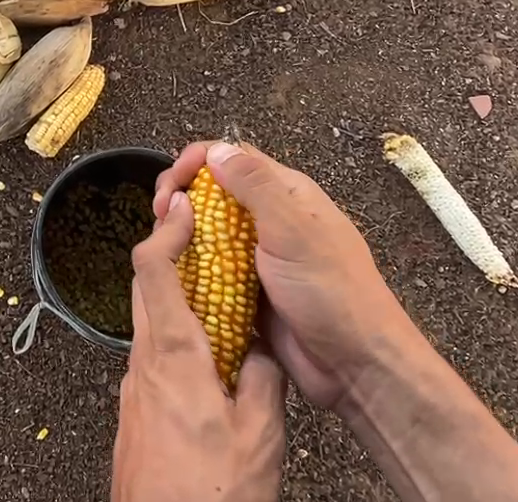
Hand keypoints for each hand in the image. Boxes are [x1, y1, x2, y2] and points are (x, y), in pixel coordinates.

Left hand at [113, 188, 286, 501]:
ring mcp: (133, 385)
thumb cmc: (211, 495)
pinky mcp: (134, 409)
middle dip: (167, 254)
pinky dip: (171, 336)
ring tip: (212, 298)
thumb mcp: (260, 437)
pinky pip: (150, 354)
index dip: (166, 229)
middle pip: (144, 286)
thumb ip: (262, 380)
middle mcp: (144, 360)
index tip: (185, 206)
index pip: (153, 267)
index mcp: (174, 354)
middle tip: (200, 242)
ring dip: (172, 297)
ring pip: (146, 320)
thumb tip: (260, 350)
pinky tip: (203, 359)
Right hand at [152, 142, 421, 412]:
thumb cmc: (331, 292)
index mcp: (287, 194)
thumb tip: (216, 149)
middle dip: (182, 196)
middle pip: (214, 191)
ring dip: (182, 231)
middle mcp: (270, 219)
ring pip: (207, 230)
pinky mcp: (247, 289)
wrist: (356, 368)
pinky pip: (211, 267)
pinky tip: (172, 272)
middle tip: (160, 215)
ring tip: (162, 243)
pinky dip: (190, 265)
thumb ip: (255, 185)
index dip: (197, 160)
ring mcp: (258, 255)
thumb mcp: (293, 229)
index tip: (172, 183)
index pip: (233, 158)